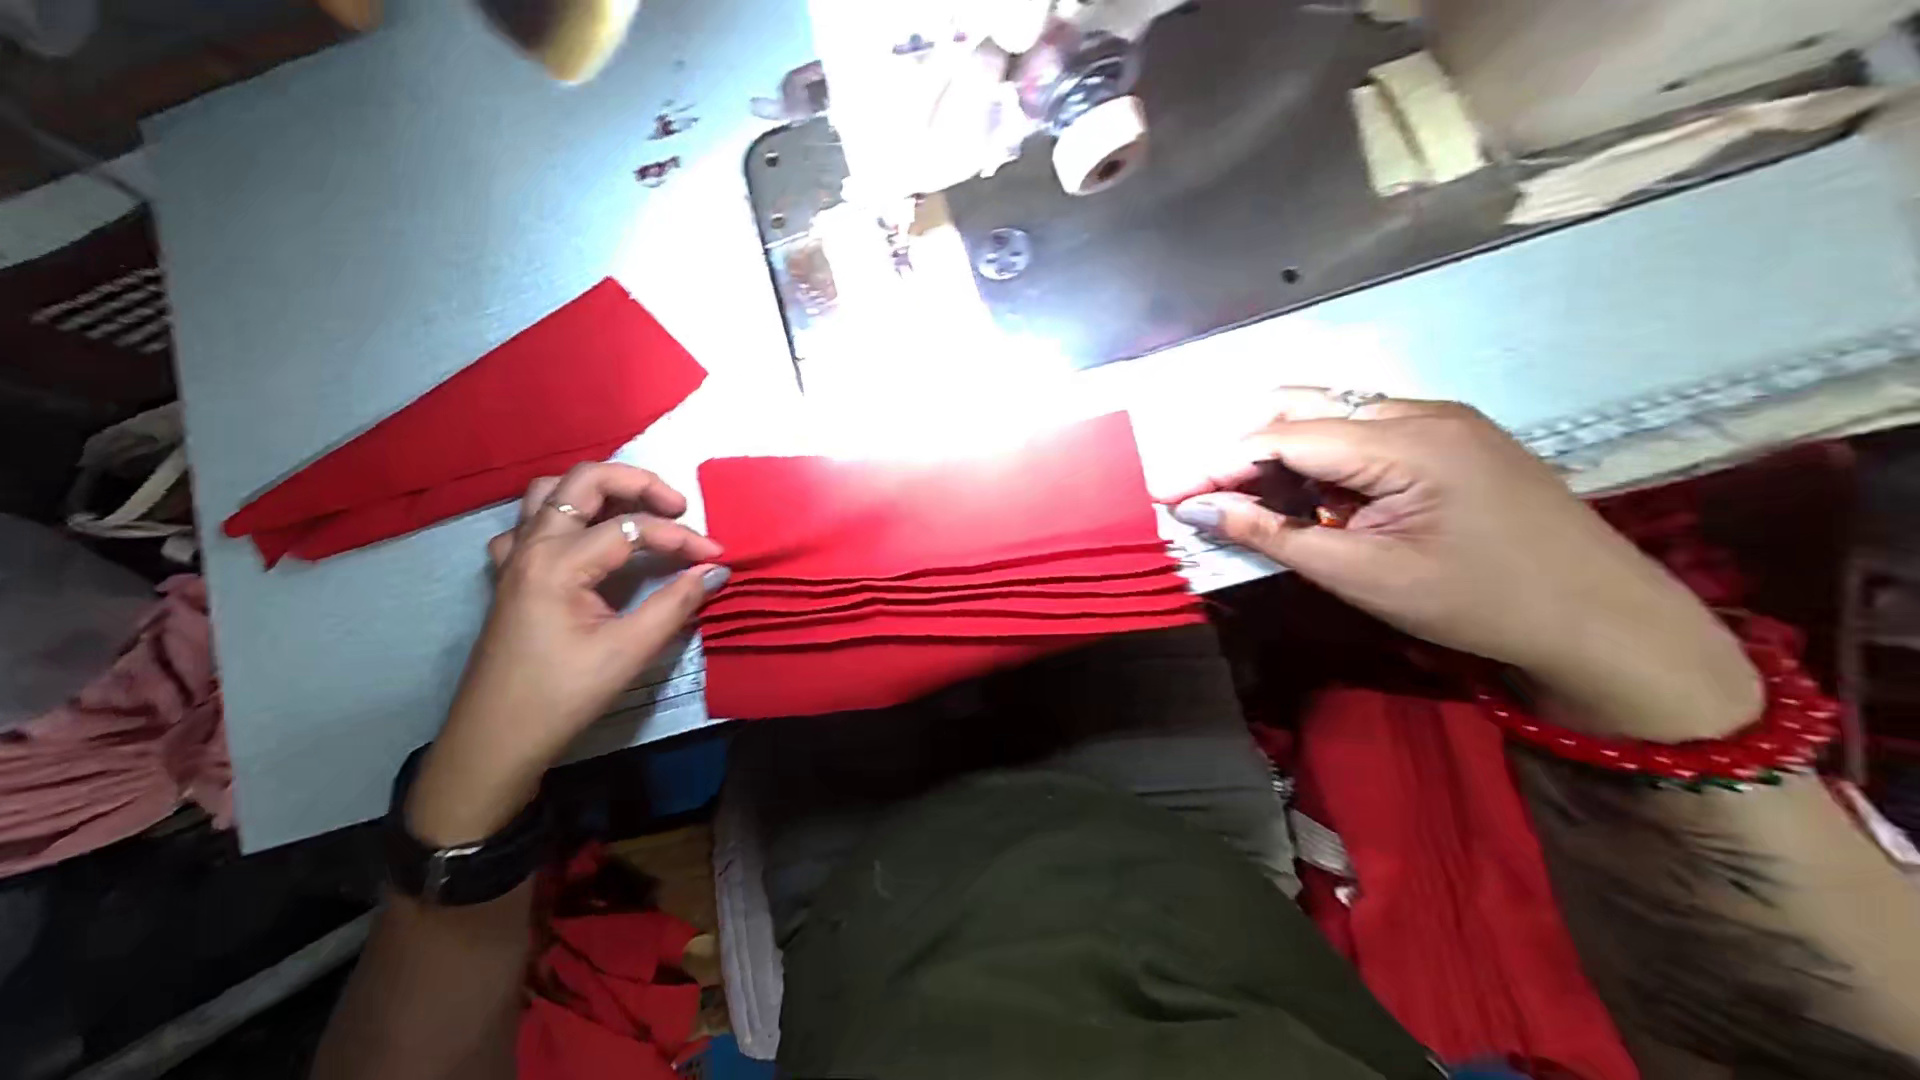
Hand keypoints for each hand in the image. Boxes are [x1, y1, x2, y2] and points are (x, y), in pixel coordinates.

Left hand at [406, 463, 729, 844]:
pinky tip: (582, 541)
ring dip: (597, 492)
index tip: (717, 557)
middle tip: (678, 506)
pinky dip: (562, 518)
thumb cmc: (563, 696)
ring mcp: (514, 559)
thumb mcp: (629, 651)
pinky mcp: (509, 576)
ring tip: (635, 511)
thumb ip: (677, 603)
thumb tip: (716, 569)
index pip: (632, 528)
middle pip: (584, 481)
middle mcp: (532, 547)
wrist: (495, 740)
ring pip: (551, 493)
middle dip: (638, 483)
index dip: (682, 538)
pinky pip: (529, 524)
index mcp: (558, 564)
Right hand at [1161, 391, 1760, 740]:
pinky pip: (1366, 433)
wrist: (1604, 621)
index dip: (1218, 464)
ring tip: (1261, 506)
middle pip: (1303, 408)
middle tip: (1211, 497)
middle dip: (1245, 450)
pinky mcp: (1454, 438)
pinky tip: (1320, 501)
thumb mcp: (1361, 574)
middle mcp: (1421, 411)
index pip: (1281, 436)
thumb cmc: (1477, 602)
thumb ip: (1272, 534)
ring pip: (1332, 417)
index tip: (1171, 494)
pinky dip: (1325, 462)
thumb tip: (1198, 510)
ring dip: (1285, 456)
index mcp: (1405, 440)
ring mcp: (1443, 420)